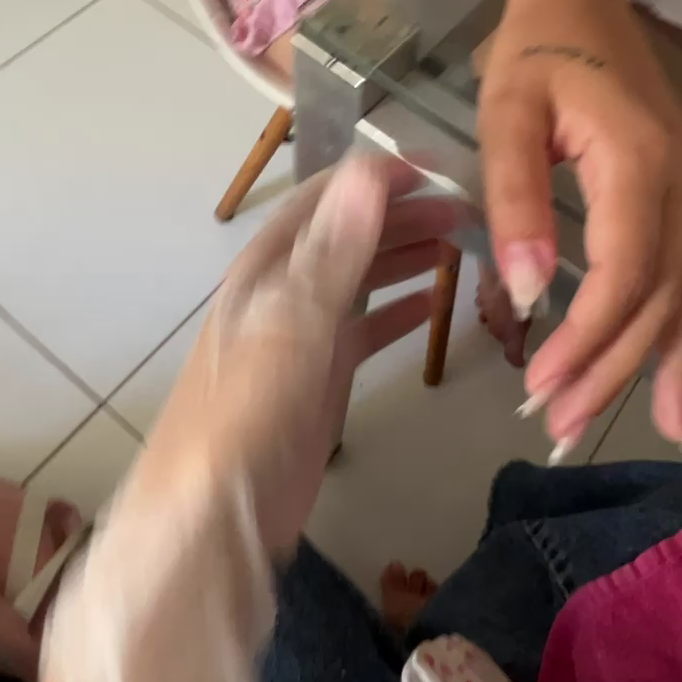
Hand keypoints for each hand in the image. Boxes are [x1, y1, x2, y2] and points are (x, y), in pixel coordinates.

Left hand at [42, 154, 456, 681]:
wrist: (216, 511)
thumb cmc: (250, 408)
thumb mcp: (294, 321)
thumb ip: (335, 249)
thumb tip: (371, 172)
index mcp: (270, 264)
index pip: (330, 198)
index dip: (381, 178)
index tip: (441, 170)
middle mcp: (285, 289)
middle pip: (351, 235)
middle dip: (404, 215)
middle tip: (465, 213)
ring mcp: (302, 333)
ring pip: (362, 278)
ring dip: (405, 256)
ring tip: (458, 246)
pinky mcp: (319, 375)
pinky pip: (366, 328)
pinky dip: (398, 311)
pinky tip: (431, 304)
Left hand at [478, 0, 681, 449]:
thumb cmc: (535, 53)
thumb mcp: (507, 117)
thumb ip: (518, 199)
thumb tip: (531, 290)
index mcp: (637, 166)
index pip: (625, 276)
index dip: (589, 340)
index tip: (542, 385)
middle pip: (663, 299)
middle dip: (616, 370)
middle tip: (565, 424)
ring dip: (677, 358)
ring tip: (671, 424)